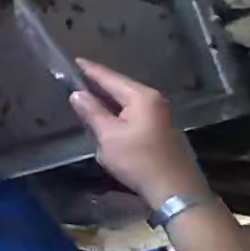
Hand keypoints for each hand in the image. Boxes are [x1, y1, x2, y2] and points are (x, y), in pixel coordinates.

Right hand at [69, 59, 208, 207]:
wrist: (175, 190)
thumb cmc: (138, 159)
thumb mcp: (108, 135)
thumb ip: (91, 111)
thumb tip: (77, 93)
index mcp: (141, 97)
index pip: (109, 77)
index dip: (90, 70)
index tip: (74, 60)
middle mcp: (153, 100)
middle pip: (119, 86)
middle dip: (97, 82)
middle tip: (75, 76)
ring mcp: (158, 114)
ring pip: (125, 99)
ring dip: (106, 97)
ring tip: (85, 92)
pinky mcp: (158, 128)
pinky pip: (131, 110)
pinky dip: (115, 109)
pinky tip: (104, 112)